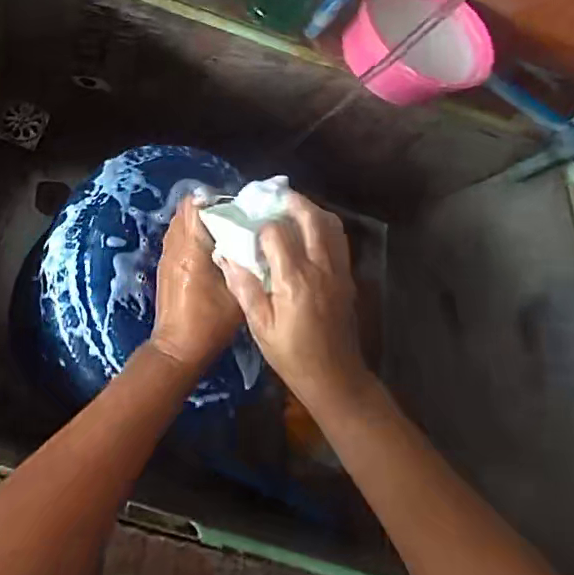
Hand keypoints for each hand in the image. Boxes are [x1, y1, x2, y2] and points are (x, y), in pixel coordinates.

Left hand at [149, 195, 242, 370]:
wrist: (176, 349)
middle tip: (232, 213)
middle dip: (208, 206)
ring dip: (199, 219)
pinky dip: (192, 232)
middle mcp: (174, 247)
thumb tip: (254, 241)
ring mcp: (166, 256)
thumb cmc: (209, 325)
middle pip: (185, 210)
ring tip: (224, 227)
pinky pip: (177, 236)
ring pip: (180, 222)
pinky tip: (211, 245)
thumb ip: (243, 264)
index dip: (214, 199)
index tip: (235, 203)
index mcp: (190, 251)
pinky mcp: (165, 265)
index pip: (194, 206)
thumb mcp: (236, 296)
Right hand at [218, 191, 370, 410]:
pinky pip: (339, 239)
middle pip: (310, 218)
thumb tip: (226, 256)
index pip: (277, 233)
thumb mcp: (260, 327)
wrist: (336, 378)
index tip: (248, 228)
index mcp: (295, 280)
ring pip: (330, 224)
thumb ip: (244, 288)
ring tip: (290, 208)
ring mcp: (338, 270)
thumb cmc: (293, 356)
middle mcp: (320, 268)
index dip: (260, 226)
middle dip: (291, 201)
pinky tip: (308, 231)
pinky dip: (324, 226)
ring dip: (310, 210)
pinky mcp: (347, 276)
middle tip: (272, 196)